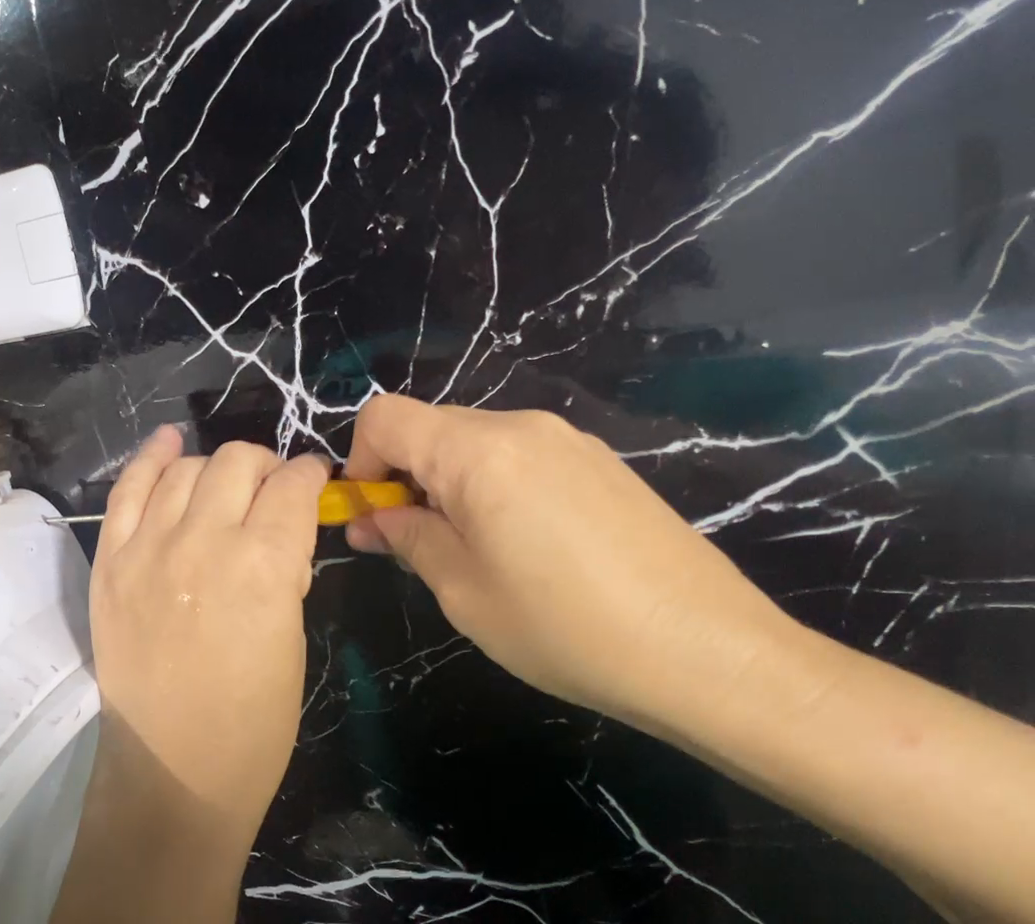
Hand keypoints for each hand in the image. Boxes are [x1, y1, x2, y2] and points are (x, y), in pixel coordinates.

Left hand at [90, 426, 328, 835]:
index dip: (309, 476)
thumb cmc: (253, 722)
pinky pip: (128, 488)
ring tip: (225, 481)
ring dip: (214, 466)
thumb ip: (285, 571)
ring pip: (185, 468)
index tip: (313, 479)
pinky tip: (169, 442)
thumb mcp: (292, 639)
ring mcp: (149, 545)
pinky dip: (151, 458)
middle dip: (265, 465)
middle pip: (238, 462)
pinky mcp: (111, 558)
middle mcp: (204, 539)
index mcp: (263, 564)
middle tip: (271, 488)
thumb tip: (281, 531)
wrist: (172, 765)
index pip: (292, 487)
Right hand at [343, 395, 792, 724]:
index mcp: (477, 451)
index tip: (371, 514)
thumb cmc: (567, 628)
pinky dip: (495, 486)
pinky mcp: (604, 464)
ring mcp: (570, 441)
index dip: (359, 459)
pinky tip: (529, 548)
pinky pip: (521, 456)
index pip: (385, 417)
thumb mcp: (463, 592)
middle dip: (405, 476)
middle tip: (415, 542)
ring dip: (450, 483)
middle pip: (430, 427)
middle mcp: (521, 428)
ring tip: (475, 551)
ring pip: (475, 442)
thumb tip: (371, 519)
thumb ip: (407, 540)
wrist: (715, 657)